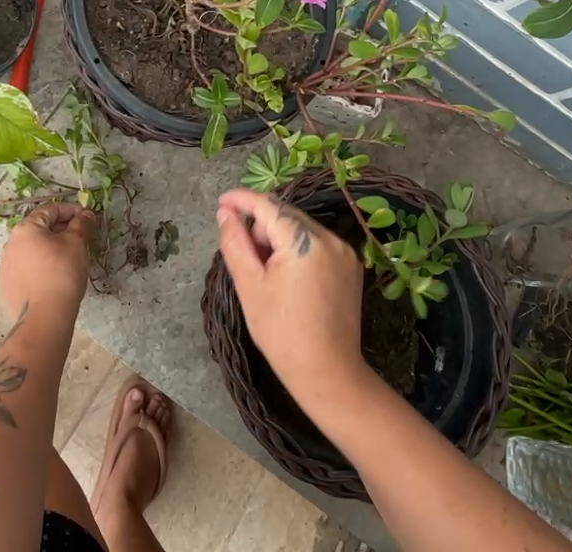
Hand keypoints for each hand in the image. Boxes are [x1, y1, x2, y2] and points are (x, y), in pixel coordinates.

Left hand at [0, 202, 95, 317]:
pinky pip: (28, 266)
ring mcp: (7, 265)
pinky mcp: (8, 284)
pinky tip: (55, 273)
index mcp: (25, 228)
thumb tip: (86, 214)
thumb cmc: (62, 271)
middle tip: (81, 236)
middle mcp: (10, 243)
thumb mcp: (76, 243)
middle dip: (62, 228)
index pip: (50, 210)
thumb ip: (81, 224)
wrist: (46, 315)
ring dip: (51, 246)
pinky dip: (42, 263)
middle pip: (40, 228)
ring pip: (33, 248)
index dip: (71, 210)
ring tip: (70, 255)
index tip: (87, 217)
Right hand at [215, 188, 370, 407]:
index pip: (267, 205)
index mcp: (304, 241)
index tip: (221, 201)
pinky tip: (288, 279)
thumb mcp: (249, 285)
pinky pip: (317, 244)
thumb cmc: (282, 332)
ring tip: (267, 275)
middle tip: (246, 259)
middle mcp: (329, 238)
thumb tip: (225, 213)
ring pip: (301, 229)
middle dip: (260, 227)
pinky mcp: (351, 267)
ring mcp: (344, 252)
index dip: (241, 199)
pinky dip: (298, 250)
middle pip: (285, 216)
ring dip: (278, 239)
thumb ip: (235, 242)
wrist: (327, 372)